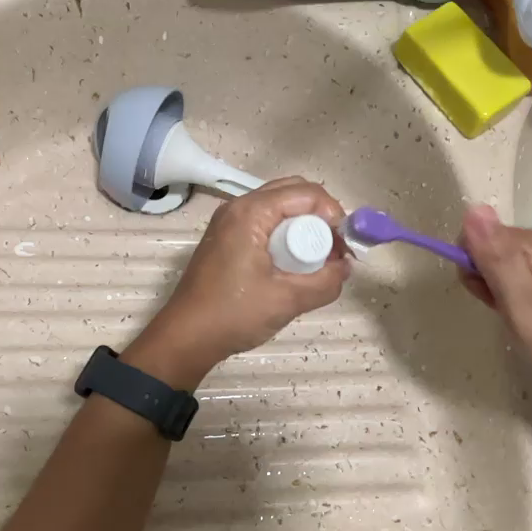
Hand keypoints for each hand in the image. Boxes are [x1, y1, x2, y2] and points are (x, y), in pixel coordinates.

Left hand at [127, 177, 349, 386]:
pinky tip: (294, 264)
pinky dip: (285, 234)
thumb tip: (346, 267)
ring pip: (279, 207)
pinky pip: (265, 222)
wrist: (185, 337)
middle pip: (293, 193)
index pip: (306, 193)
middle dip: (320, 217)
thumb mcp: (287, 300)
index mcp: (251, 212)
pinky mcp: (227, 238)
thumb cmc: (233, 314)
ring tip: (318, 260)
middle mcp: (238, 207)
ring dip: (304, 227)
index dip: (333, 215)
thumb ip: (325, 282)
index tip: (344, 246)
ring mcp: (230, 221)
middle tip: (335, 250)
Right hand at [458, 204, 531, 410]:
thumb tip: (474, 209)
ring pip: (521, 261)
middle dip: (492, 278)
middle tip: (508, 315)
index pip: (481, 235)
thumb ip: (495, 254)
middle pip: (501, 246)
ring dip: (511, 288)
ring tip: (526, 322)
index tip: (487, 298)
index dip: (473, 267)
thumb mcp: (519, 301)